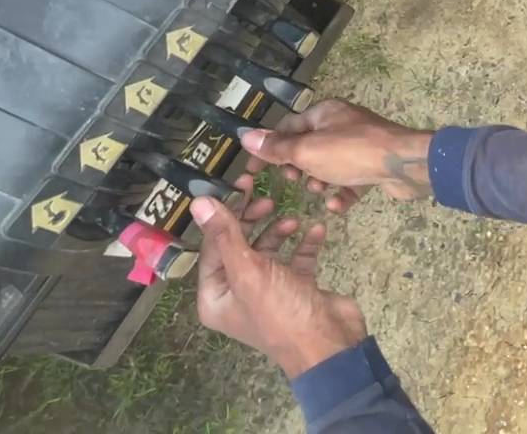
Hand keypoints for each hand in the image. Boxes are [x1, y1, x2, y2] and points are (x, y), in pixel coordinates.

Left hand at [189, 176, 366, 378]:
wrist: (327, 341)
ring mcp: (269, 290)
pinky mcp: (297, 286)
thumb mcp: (249, 270)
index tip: (241, 184)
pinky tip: (316, 230)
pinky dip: (305, 242)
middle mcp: (239, 292)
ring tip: (292, 219)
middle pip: (240, 245)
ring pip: (268, 249)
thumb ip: (227, 234)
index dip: (225, 214)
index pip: (213, 246)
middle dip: (252, 220)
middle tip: (266, 197)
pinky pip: (296, 257)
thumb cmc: (280, 309)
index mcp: (217, 295)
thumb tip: (199, 202)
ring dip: (279, 230)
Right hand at [241, 99, 435, 200]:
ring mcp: (360, 144)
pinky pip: (349, 180)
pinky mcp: (373, 165)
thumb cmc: (352, 152)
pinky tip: (338, 205)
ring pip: (328, 165)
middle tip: (295, 179)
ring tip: (319, 190)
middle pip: (308, 146)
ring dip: (319, 180)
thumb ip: (278, 147)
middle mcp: (342, 123)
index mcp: (326, 112)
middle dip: (298, 166)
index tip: (253, 172)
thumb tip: (247, 135)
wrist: (403, 164)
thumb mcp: (308, 150)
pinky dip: (341, 193)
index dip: (269, 149)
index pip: (287, 127)